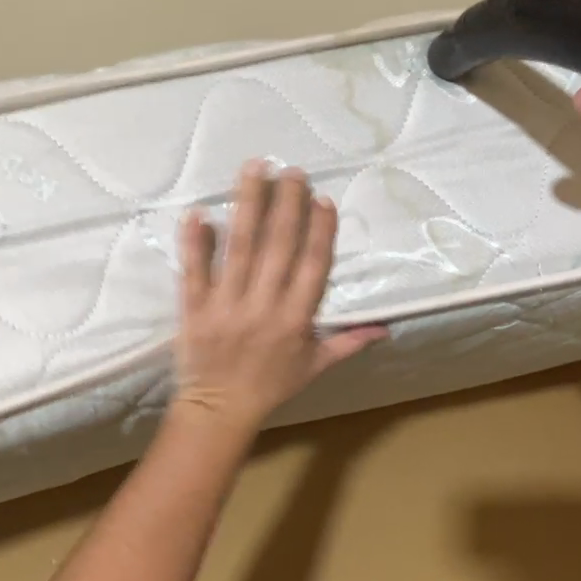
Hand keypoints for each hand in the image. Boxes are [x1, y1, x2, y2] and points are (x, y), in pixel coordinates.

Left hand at [172, 161, 387, 430]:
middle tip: (291, 171)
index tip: (323, 200)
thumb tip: (386, 328)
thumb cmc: (270, 387)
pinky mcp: (194, 310)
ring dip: (247, 206)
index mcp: (296, 320)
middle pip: (277, 247)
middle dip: (286, 205)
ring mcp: (226, 307)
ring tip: (254, 169)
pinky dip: (195, 242)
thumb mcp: (314, 367)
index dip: (320, 232)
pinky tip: (198, 212)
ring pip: (239, 249)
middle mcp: (263, 308)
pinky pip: (194, 272)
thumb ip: (348, 343)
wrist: (219, 411)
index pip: (312, 267)